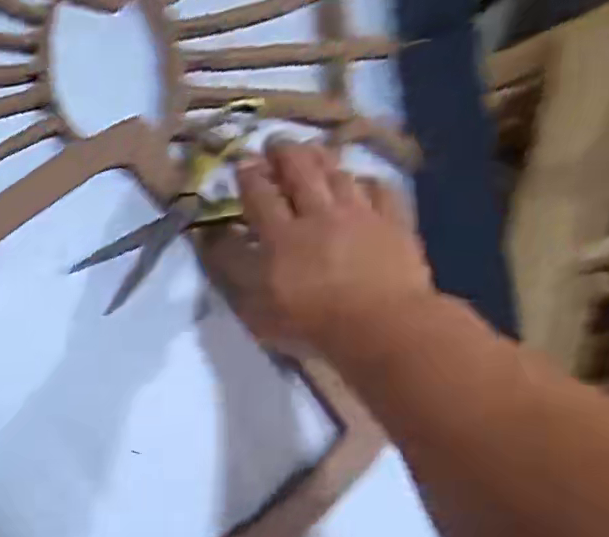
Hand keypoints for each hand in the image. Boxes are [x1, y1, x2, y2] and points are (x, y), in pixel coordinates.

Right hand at [203, 137, 436, 355]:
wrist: (378, 323)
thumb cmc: (305, 321)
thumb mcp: (252, 303)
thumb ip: (233, 267)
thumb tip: (215, 237)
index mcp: (282, 236)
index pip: (260, 197)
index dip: (249, 178)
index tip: (241, 162)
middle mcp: (320, 215)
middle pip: (302, 174)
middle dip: (286, 154)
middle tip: (276, 142)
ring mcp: (361, 215)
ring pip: (339, 175)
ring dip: (323, 160)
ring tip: (313, 150)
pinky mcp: (393, 222)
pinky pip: (380, 190)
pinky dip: (366, 181)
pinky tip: (361, 180)